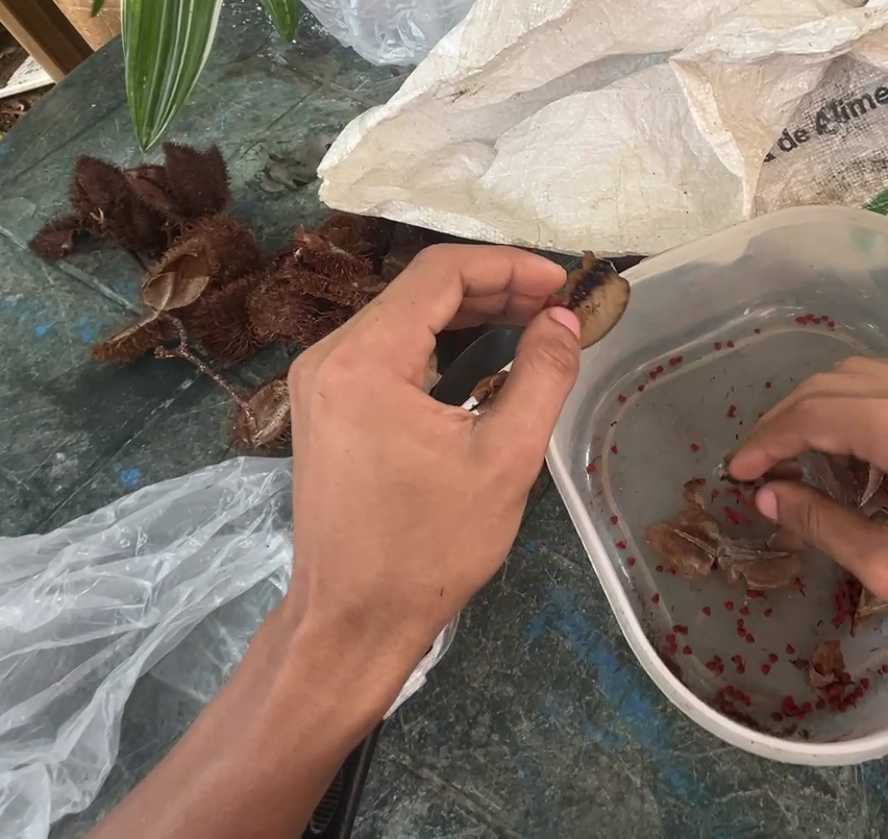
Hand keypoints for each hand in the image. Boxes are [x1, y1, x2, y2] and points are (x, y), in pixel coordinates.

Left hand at [282, 244, 581, 666]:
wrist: (352, 622)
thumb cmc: (430, 546)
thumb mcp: (506, 458)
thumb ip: (544, 374)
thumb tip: (563, 319)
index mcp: (365, 359)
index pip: (439, 273)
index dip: (508, 265)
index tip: (561, 281)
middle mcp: (332, 356)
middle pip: (421, 288)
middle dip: (496, 286)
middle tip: (557, 304)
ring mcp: (325, 379)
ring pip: (407, 314)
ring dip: (473, 311)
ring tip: (534, 320)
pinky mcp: (331, 403)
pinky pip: (393, 346)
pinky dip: (445, 340)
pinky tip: (488, 351)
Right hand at [726, 356, 887, 681]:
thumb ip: (819, 522)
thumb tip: (766, 496)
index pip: (810, 415)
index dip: (764, 442)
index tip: (734, 473)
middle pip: (831, 386)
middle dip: (786, 423)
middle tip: (760, 469)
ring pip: (863, 380)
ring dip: (823, 413)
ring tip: (806, 466)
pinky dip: (861, 413)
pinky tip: (861, 457)